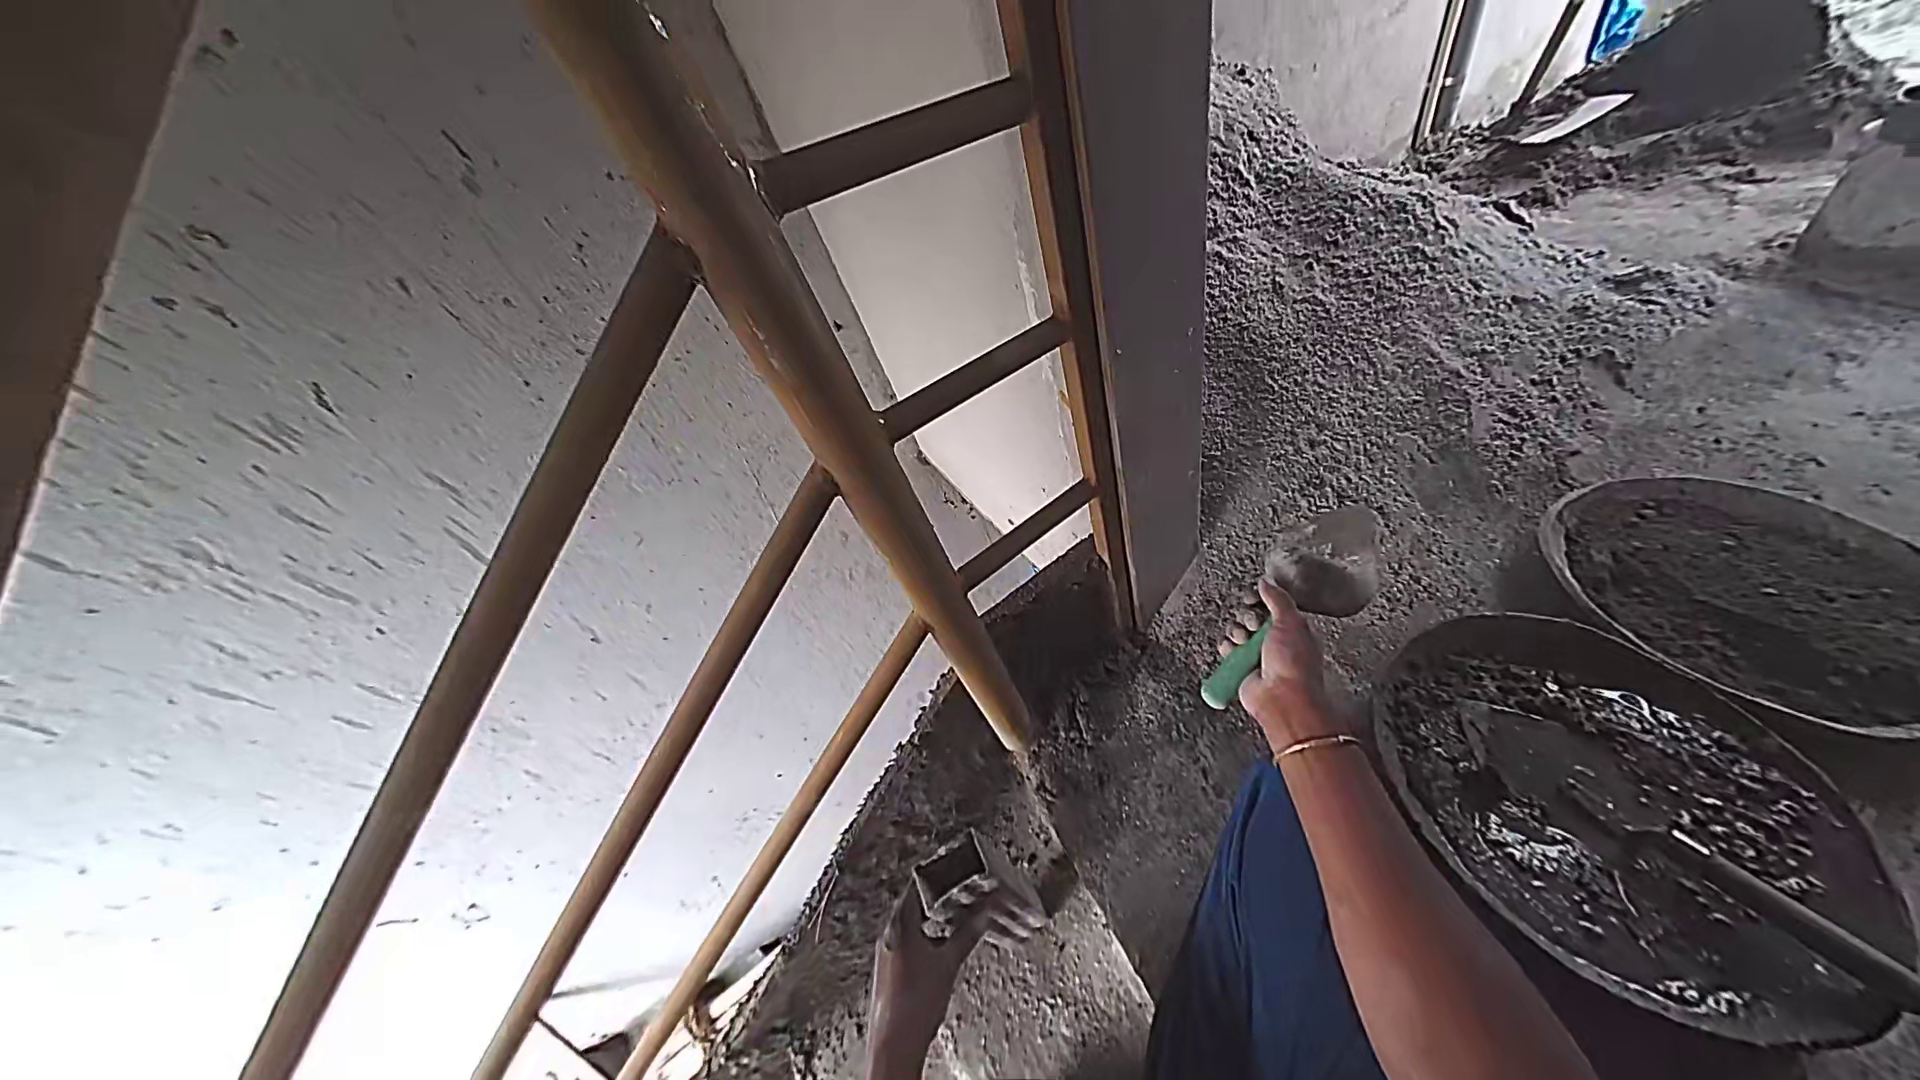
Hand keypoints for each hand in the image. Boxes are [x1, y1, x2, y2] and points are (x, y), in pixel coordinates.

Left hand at [867, 879, 1042, 1076]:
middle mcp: (889, 933)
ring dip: (932, 914)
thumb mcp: (948, 963)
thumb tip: (984, 913)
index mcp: (899, 924)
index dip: (936, 874)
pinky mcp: (891, 966)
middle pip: (914, 901)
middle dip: (937, 894)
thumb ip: (967, 933)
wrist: (895, 1045)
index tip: (951, 866)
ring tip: (953, 912)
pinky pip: (909, 937)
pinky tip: (940, 941)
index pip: (916, 885)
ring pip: (912, 919)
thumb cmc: (914, 1006)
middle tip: (957, 887)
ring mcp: (888, 950)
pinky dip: (926, 932)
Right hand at [1239, 581, 1348, 748]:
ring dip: (1235, 633)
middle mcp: (1273, 639)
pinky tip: (1233, 651)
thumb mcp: (1290, 623)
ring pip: (1235, 630)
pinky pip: (1226, 649)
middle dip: (1246, 618)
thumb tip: (1266, 581)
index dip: (1257, 599)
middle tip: (1253, 627)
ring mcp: (1256, 653)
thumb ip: (1278, 599)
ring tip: (1243, 642)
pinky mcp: (1241, 665)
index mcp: (1290, 626)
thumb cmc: (1294, 664)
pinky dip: (1227, 649)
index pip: (1267, 603)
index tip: (1251, 600)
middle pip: (1248, 615)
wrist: (1282, 697)